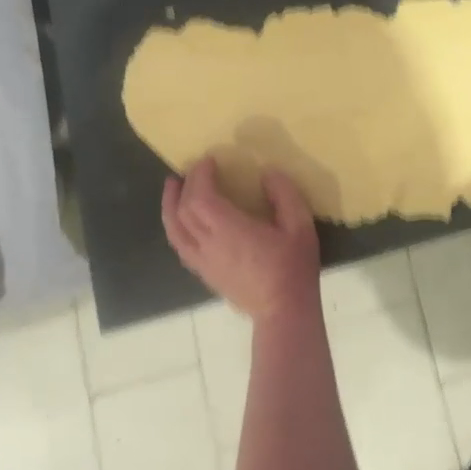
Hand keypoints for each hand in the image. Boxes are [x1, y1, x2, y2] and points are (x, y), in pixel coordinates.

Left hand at [162, 158, 320, 319]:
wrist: (282, 309)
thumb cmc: (293, 266)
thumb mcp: (300, 225)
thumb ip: (284, 195)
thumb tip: (268, 173)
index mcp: (229, 229)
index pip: (201, 197)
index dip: (200, 176)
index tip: (209, 159)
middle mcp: (208, 244)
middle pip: (183, 210)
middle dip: (186, 185)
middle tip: (195, 168)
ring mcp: (202, 260)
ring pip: (174, 230)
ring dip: (170, 206)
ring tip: (173, 188)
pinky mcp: (204, 272)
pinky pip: (180, 245)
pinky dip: (175, 227)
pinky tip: (183, 221)